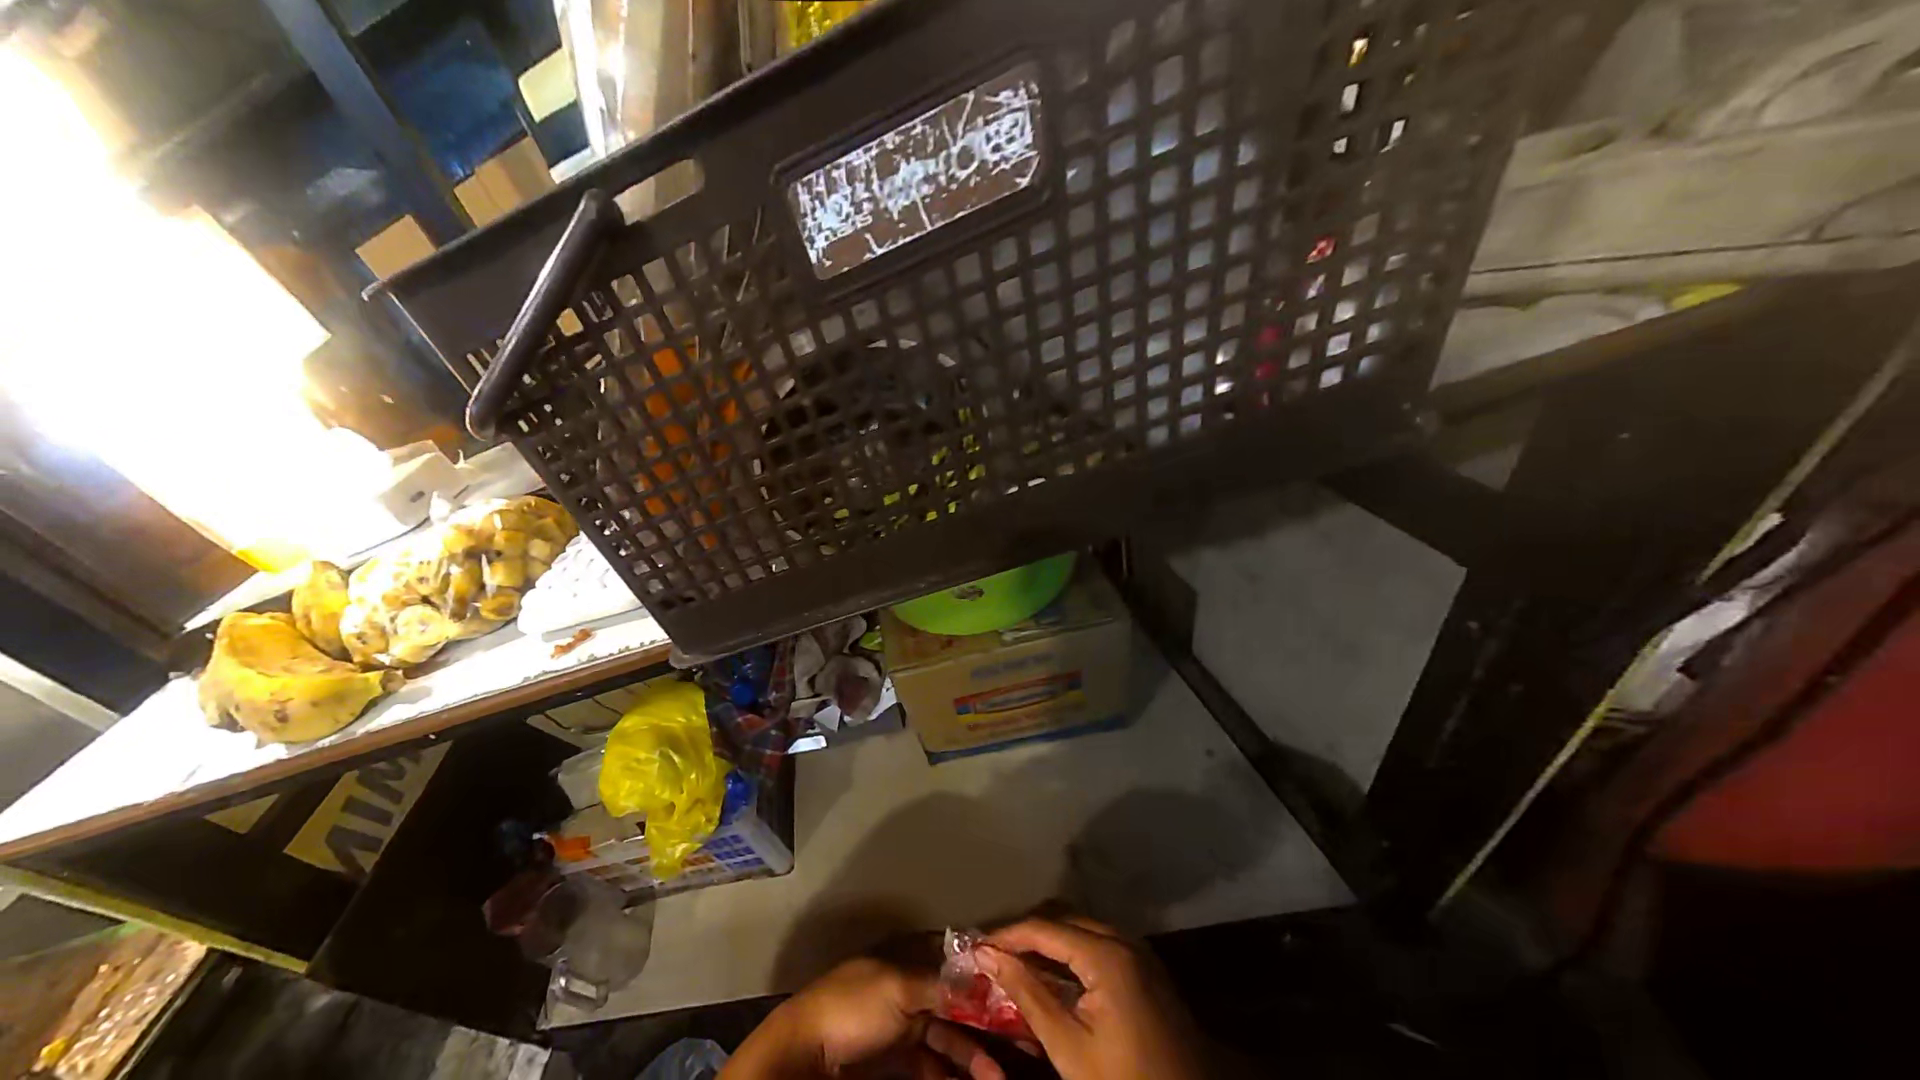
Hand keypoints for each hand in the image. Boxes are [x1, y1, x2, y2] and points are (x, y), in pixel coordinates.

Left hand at [722, 958, 1002, 1079]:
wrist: (804, 1055)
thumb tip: (984, 975)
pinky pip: (934, 1065)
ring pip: (951, 1037)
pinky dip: (953, 1073)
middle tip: (1022, 1038)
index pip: (956, 959)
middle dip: (988, 1020)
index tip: (1018, 986)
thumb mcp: (899, 987)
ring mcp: (905, 1024)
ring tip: (998, 1075)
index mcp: (909, 958)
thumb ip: (943, 983)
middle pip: (959, 1001)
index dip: (985, 972)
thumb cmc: (853, 1006)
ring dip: (975, 1055)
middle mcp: (911, 987)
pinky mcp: (899, 1059)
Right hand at [978, 918, 1205, 1079]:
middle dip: (1024, 931)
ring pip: (1079, 925)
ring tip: (1012, 958)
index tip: (974, 946)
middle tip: (991, 951)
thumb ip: (1028, 994)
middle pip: (1061, 917)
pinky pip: (1096, 940)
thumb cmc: (1125, 1078)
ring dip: (1045, 937)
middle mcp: (1122, 938)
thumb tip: (987, 956)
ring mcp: (1136, 949)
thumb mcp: (1068, 1046)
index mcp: (1106, 955)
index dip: (1006, 934)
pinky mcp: (1142, 964)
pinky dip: (1068, 947)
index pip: (1043, 928)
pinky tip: (1048, 969)